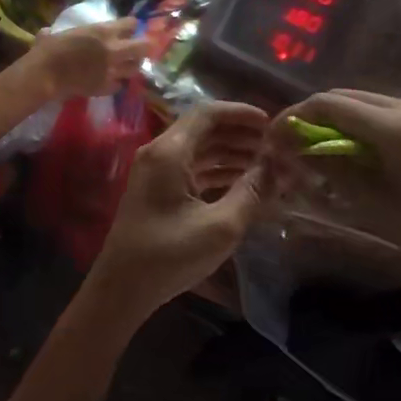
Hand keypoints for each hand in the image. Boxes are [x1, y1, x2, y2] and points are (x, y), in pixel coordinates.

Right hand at [25, 19, 147, 100]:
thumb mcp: (58, 33)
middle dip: (143, 46)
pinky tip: (110, 82)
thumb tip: (47, 32)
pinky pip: (120, 85)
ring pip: (135, 68)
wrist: (46, 74)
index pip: (131, 24)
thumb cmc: (49, 48)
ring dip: (132, 66)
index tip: (128, 28)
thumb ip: (60, 33)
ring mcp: (112, 70)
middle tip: (136, 48)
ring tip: (126, 66)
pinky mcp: (106, 88)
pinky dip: (117, 83)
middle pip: (143, 46)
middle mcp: (113, 49)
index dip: (131, 26)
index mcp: (103, 31)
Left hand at [90, 100, 273, 316]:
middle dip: (240, 134)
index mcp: (169, 151)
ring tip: (267, 165)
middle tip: (276, 146)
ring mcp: (155, 171)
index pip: (207, 113)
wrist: (122, 287)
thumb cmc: (170, 254)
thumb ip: (251, 192)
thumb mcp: (221, 227)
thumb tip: (278, 168)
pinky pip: (190, 168)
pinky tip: (243, 183)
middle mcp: (159, 152)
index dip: (241, 113)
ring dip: (230, 153)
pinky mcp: (157, 189)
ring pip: (198, 149)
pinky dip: (216, 170)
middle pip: (203, 129)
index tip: (273, 124)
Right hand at [271, 90, 400, 325]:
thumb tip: (299, 153)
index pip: (330, 104)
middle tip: (295, 148)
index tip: (274, 140)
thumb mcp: (388, 215)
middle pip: (350, 97)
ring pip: (373, 104)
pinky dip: (371, 129)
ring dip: (343, 122)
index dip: (295, 117)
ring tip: (326, 156)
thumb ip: (340, 176)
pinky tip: (365, 158)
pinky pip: (398, 116)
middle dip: (316, 117)